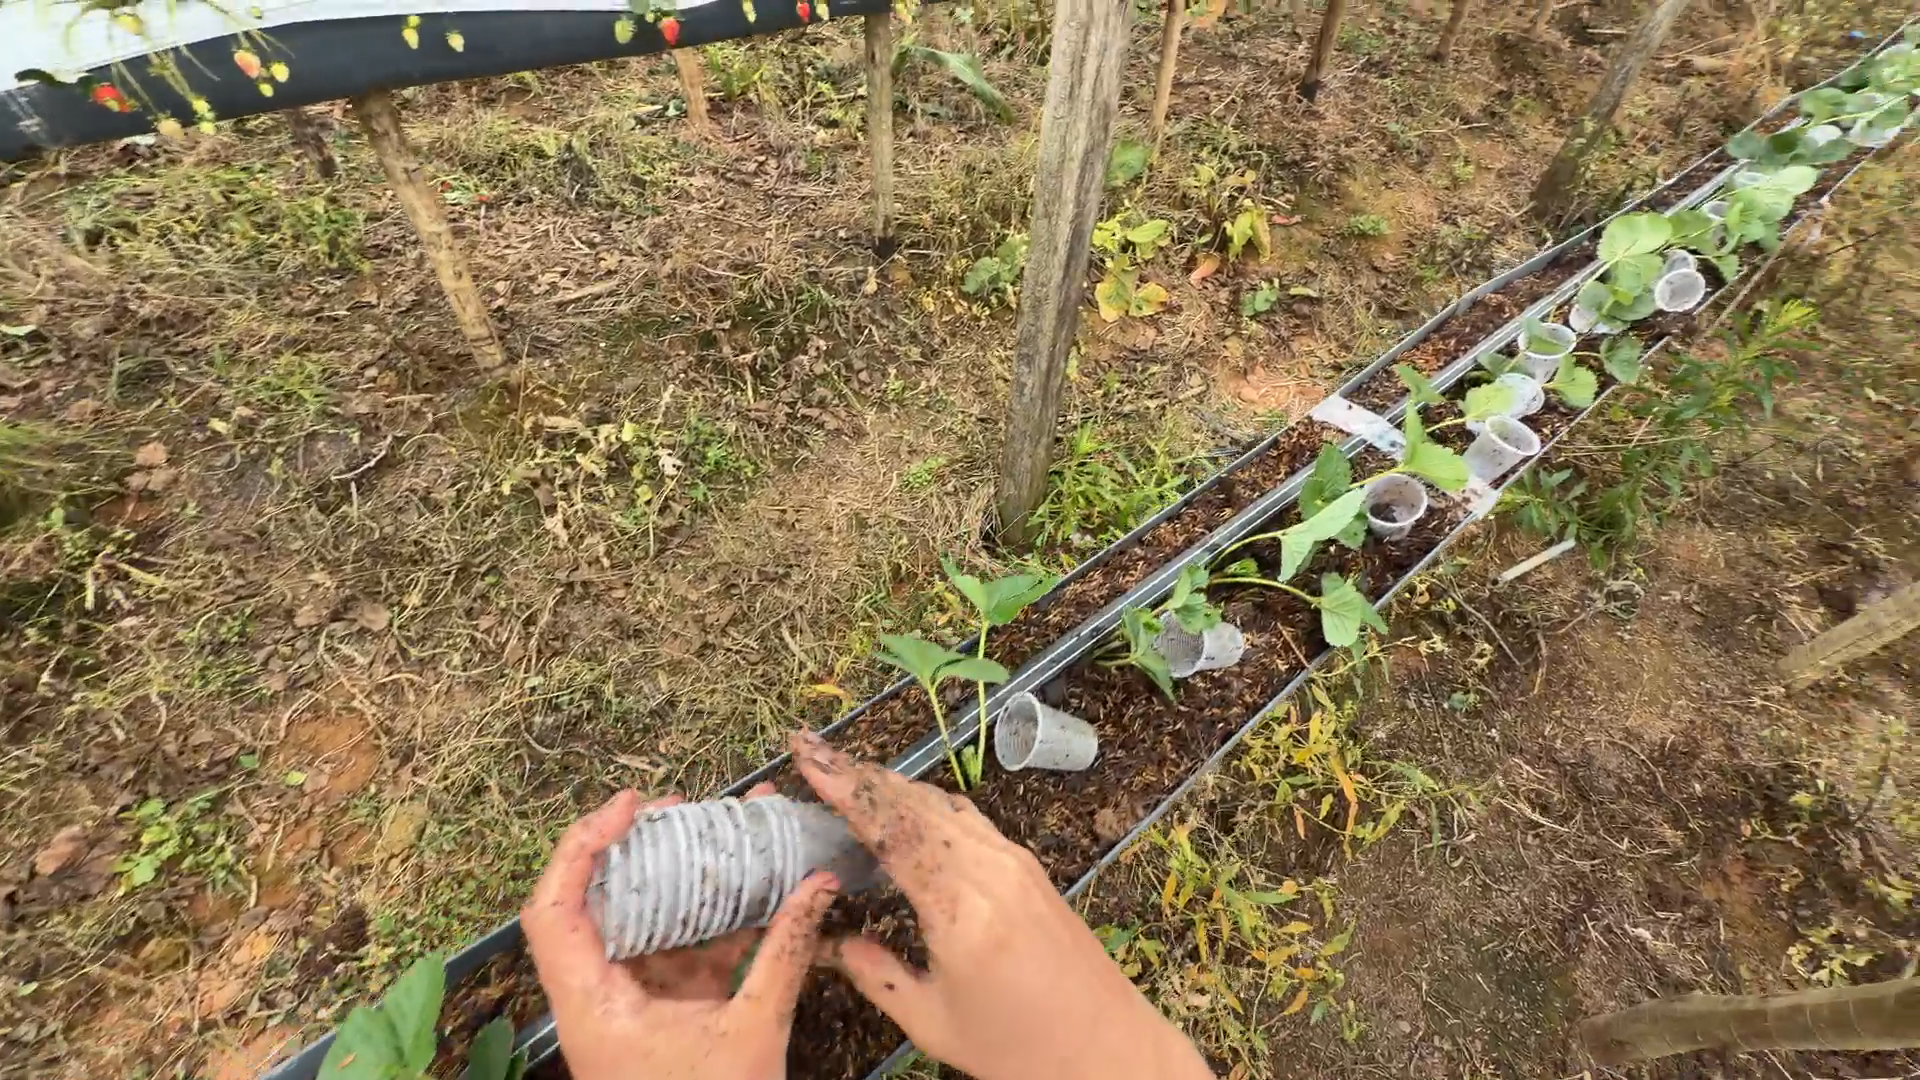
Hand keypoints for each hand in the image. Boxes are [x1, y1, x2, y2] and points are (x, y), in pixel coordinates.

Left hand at [522, 786, 839, 1079]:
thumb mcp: (755, 1031)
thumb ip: (787, 950)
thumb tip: (822, 880)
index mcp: (594, 1005)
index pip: (553, 913)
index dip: (581, 848)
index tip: (632, 805)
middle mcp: (601, 995)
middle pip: (593, 901)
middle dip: (636, 845)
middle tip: (682, 807)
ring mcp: (633, 998)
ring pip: (641, 917)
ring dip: (679, 872)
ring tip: (721, 827)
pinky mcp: (666, 1005)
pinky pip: (680, 941)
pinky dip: (712, 909)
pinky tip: (750, 881)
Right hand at [791, 730, 1213, 1079]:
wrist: (1107, 1046)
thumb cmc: (1017, 1048)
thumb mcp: (934, 1023)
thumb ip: (878, 975)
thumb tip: (832, 941)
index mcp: (960, 909)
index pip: (892, 831)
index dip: (846, 790)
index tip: (810, 757)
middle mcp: (987, 867)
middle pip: (913, 802)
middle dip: (857, 773)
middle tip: (814, 751)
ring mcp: (1011, 858)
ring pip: (940, 802)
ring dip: (891, 783)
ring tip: (846, 772)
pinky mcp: (1024, 861)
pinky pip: (966, 817)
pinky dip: (927, 801)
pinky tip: (905, 804)